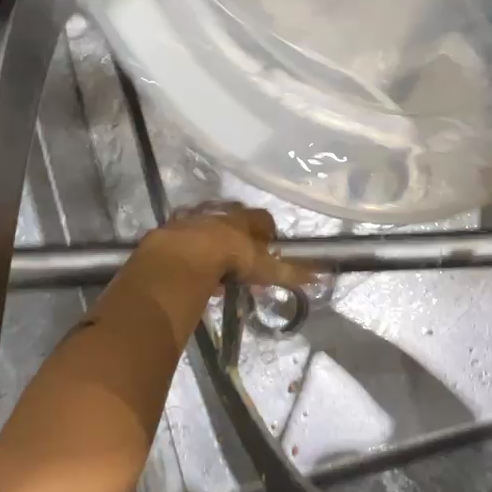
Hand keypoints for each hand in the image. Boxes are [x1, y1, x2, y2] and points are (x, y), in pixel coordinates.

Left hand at [141, 203, 311, 287]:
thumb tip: (320, 277)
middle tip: (242, 258)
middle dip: (238, 237)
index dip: (268, 232)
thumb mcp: (264, 267)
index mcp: (244, 219)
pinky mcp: (171, 232)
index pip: (263, 219)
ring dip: (212, 244)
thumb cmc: (232, 258)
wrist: (186, 254)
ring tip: (216, 268)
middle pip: (233, 220)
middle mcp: (220, 214)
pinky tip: (192, 270)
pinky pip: (183, 240)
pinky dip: (189, 253)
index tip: (270, 246)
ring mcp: (193, 220)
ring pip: (206, 228)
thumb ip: (289, 273)